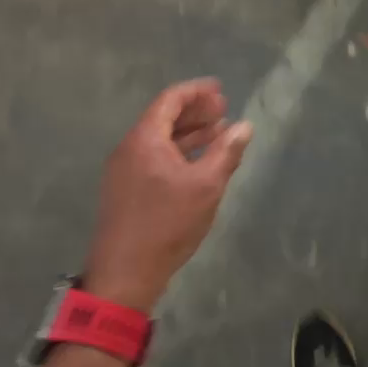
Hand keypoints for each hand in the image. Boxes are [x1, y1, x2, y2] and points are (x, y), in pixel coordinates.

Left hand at [82, 78, 252, 310]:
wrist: (123, 276)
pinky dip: (177, 151)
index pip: (171, 99)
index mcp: (145, 139)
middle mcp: (129, 148)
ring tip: (218, 133)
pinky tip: (198, 163)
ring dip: (188, 133)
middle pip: (163, 116)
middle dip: (195, 111)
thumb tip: (244, 126)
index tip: (221, 90)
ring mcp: (123, 171)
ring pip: (159, 139)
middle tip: (223, 110)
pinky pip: (153, 157)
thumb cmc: (166, 224)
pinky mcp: (124, 190)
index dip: (197, 91)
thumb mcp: (206, 186)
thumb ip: (226, 152)